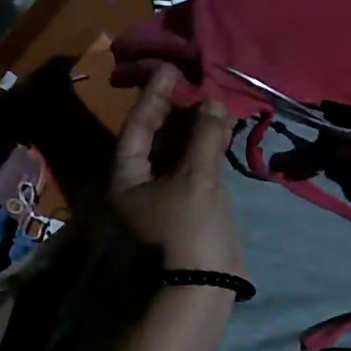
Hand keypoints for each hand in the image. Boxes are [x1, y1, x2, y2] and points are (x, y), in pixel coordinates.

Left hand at [111, 64, 243, 273]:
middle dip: (178, 110)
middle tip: (196, 83)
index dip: (154, 97)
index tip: (170, 70)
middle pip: (157, 137)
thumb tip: (214, 102)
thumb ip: (205, 135)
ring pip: (178, 151)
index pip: (137, 127)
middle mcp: (140, 183)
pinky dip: (207, 147)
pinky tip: (223, 129)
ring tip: (215, 103)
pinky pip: (195, 165)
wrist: (207, 281)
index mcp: (127, 177)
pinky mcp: (189, 203)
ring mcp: (166, 194)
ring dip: (196, 128)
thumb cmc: (191, 226)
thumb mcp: (197, 177)